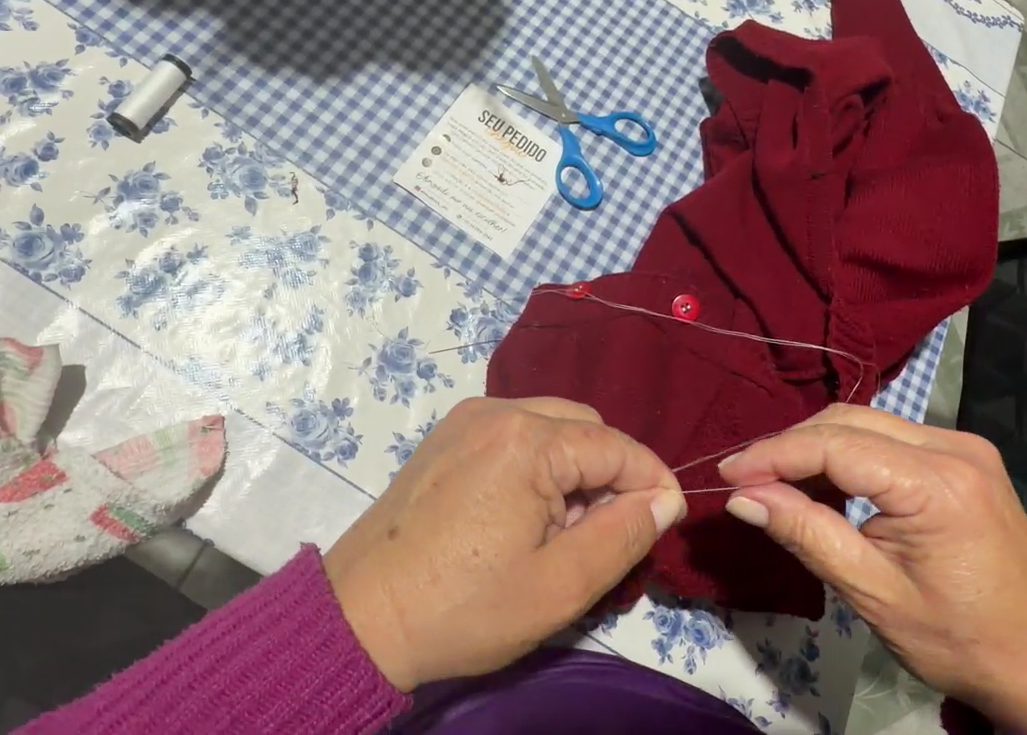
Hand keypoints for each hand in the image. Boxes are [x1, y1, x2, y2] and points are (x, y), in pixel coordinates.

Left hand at [323, 396, 686, 690]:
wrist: (362, 614)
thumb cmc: (464, 606)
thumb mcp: (559, 585)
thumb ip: (623, 535)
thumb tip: (664, 499)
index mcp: (528, 440)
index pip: (617, 445)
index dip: (650, 482)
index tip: (664, 523)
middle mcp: (499, 411)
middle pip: (585, 426)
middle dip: (609, 474)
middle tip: (605, 534)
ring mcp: (468, 417)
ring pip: (551, 425)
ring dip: (574, 468)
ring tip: (564, 528)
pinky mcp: (448, 434)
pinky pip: (515, 432)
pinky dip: (538, 462)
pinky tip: (525, 511)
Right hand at [716, 405, 1026, 734]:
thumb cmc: (961, 642)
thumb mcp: (874, 594)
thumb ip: (806, 534)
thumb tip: (742, 498)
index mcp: (939, 484)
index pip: (835, 446)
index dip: (774, 455)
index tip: (727, 475)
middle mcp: (955, 447)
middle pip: (848, 422)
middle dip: (790, 447)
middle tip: (745, 481)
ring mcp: (964, 447)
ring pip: (866, 423)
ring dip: (816, 447)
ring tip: (775, 483)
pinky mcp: (965, 458)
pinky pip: (889, 438)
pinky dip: (848, 454)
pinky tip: (824, 483)